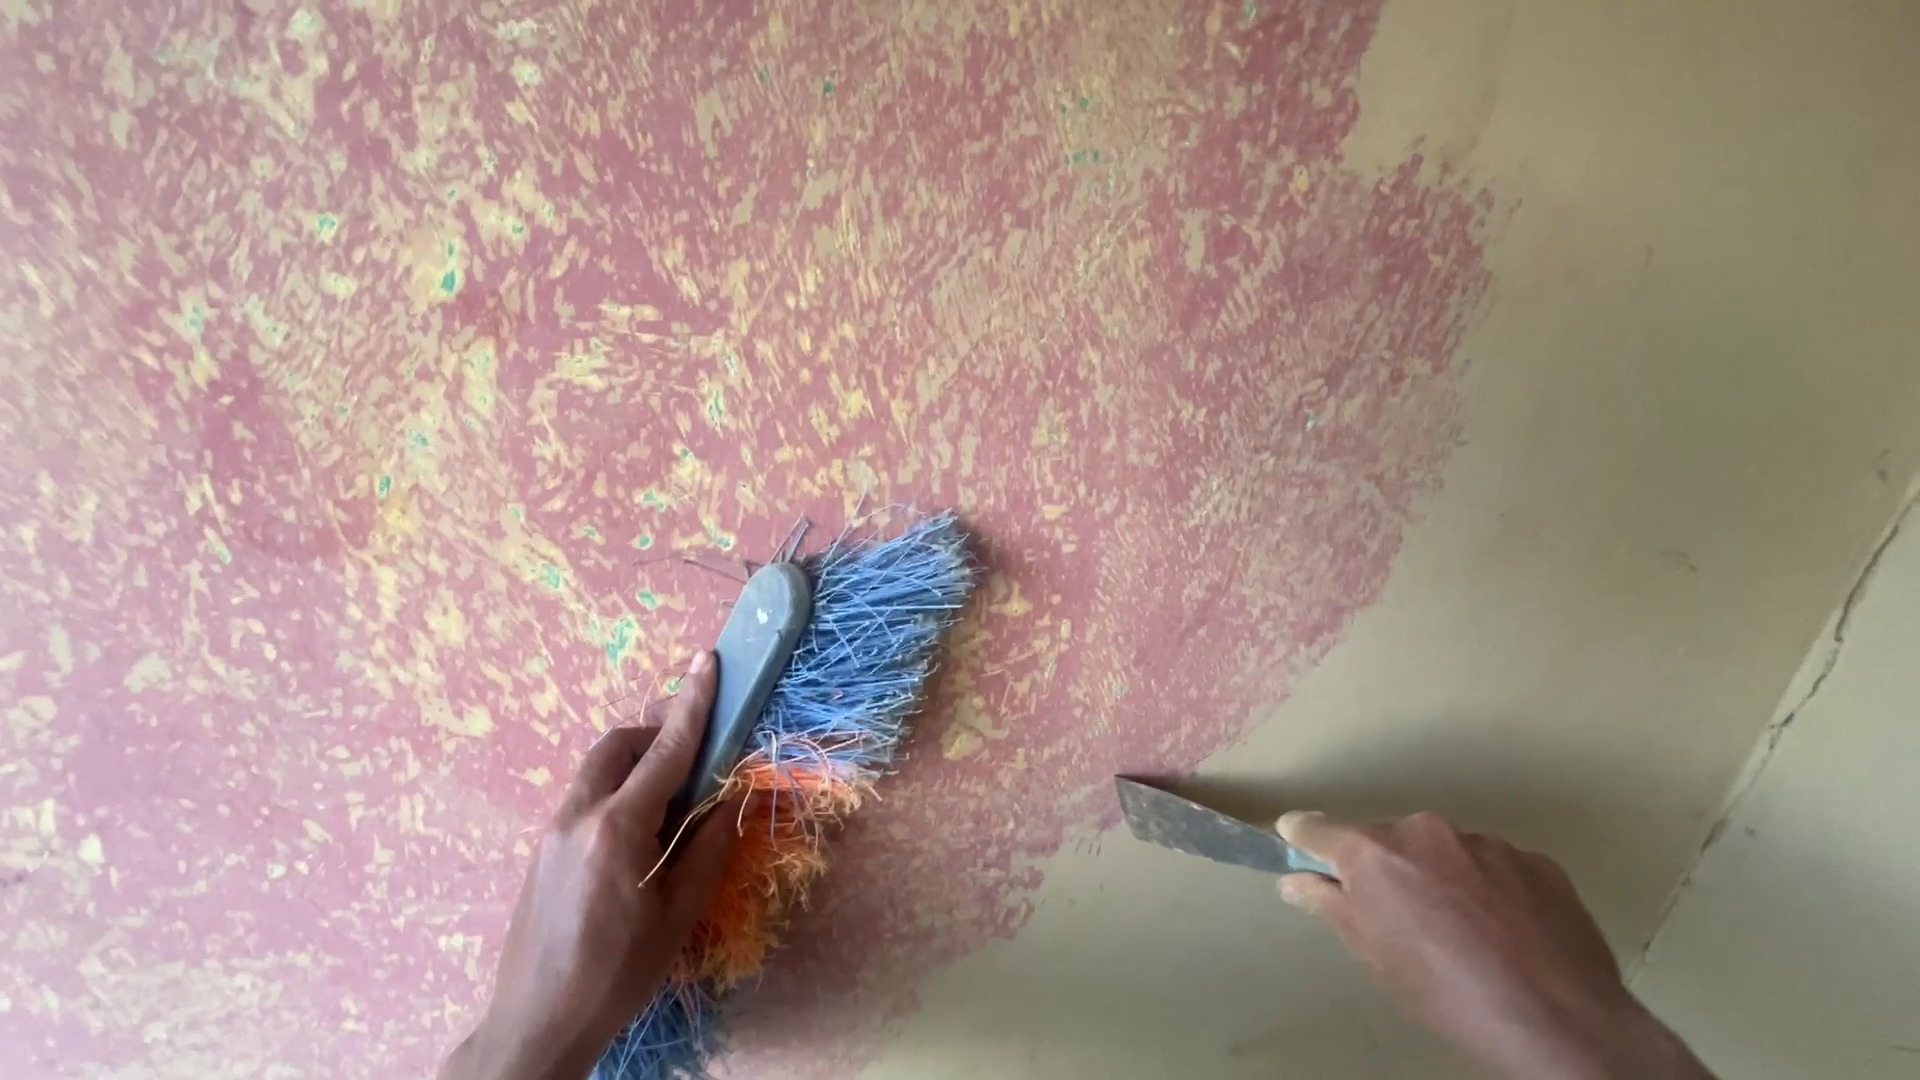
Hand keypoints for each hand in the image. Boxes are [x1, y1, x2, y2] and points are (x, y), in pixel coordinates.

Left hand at [441, 651, 739, 1079]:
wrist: (535, 1025)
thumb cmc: (618, 971)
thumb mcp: (679, 912)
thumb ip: (707, 844)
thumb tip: (730, 797)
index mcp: (618, 827)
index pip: (666, 750)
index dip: (693, 703)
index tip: (705, 659)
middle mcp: (578, 814)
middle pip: (619, 742)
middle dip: (658, 727)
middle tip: (696, 741)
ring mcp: (552, 830)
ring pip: (598, 765)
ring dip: (636, 755)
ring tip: (672, 786)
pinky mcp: (542, 848)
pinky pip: (586, 792)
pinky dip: (618, 783)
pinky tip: (639, 822)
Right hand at [1276, 811, 1711, 1079]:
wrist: (1560, 1023)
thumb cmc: (1444, 991)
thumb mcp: (1371, 955)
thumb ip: (1328, 906)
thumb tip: (1294, 882)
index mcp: (1372, 851)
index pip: (1315, 829)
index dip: (1303, 841)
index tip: (1299, 850)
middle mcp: (1422, 830)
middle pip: (1386, 841)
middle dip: (1387, 869)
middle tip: (1404, 919)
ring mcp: (1484, 842)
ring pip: (1445, 852)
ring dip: (1443, 877)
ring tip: (1469, 934)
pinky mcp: (1536, 861)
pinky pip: (1496, 867)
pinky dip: (1492, 890)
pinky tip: (1509, 934)